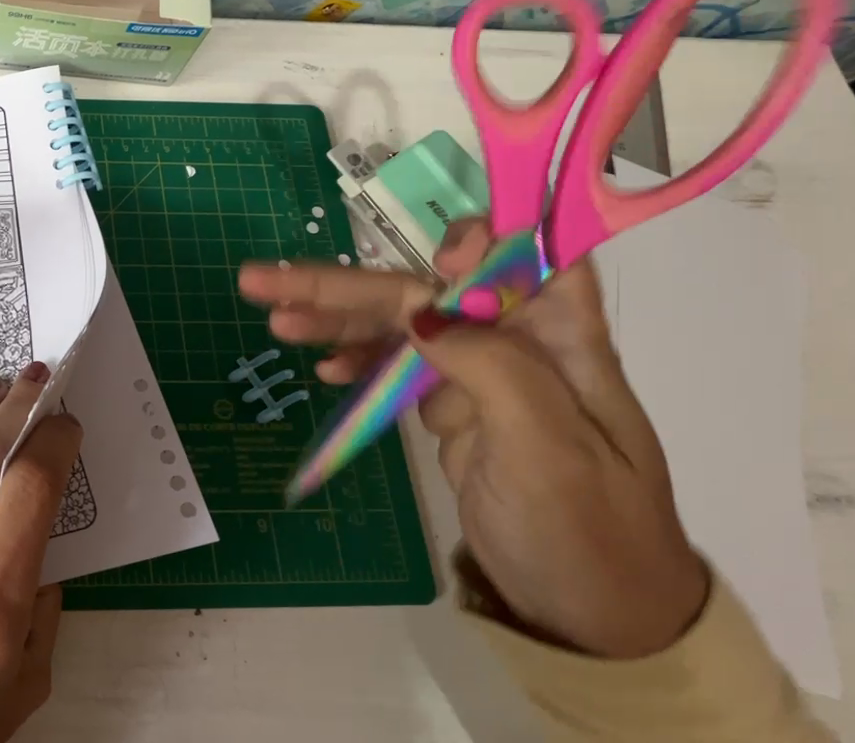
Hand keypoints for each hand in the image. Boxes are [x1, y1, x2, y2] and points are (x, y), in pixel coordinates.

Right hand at [237, 220, 709, 657]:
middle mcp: (517, 342)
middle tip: (266, 280)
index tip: (435, 257)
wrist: (588, 615)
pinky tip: (323, 366)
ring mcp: (480, 374)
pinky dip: (354, 358)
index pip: (530, 257)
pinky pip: (393, 364)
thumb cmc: (587, 533)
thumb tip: (419, 305)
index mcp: (561, 341)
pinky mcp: (452, 405)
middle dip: (351, 281)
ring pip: (398, 323)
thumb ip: (491, 366)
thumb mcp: (548, 450)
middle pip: (427, 289)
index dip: (483, 240)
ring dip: (336, 317)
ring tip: (275, 320)